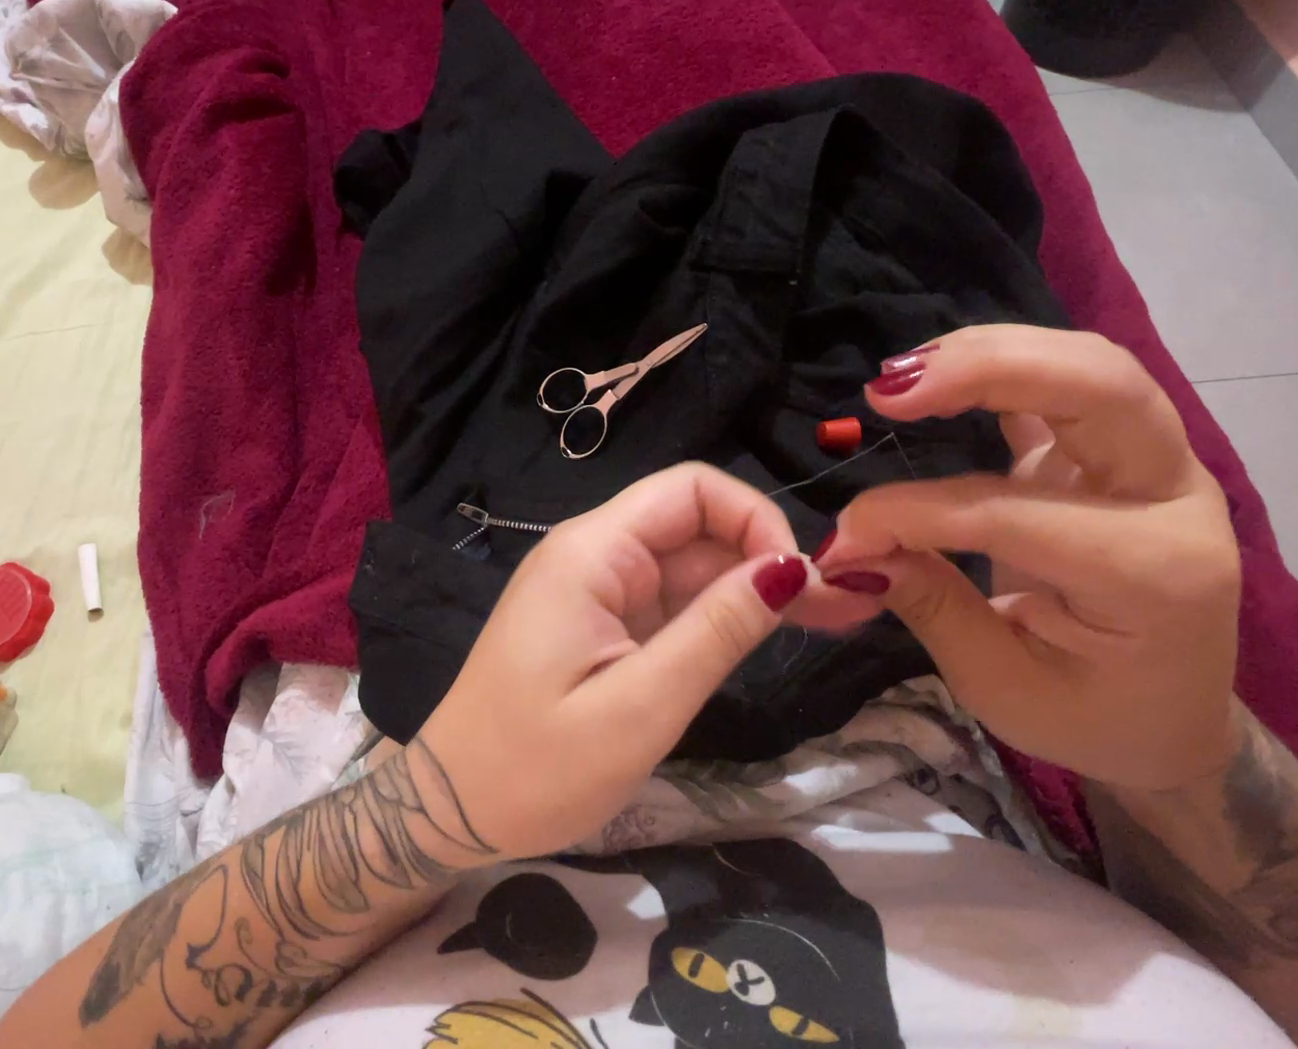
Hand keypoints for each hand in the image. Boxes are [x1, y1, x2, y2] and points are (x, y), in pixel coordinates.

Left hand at [417, 463, 810, 860]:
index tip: (802, 579)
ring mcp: (596, 590)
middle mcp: (593, 555)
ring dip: (753, 588)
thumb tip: (791, 566)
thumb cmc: (536, 768)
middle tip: (843, 608)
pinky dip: (720, 617)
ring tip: (832, 621)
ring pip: (690, 566)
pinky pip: (670, 603)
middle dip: (768, 556)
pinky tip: (772, 635)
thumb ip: (717, 631)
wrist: (454, 810)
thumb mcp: (640, 705)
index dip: (755, 517)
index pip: (691, 489)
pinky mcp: (601, 625)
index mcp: (591, 554)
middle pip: (696, 525)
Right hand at [812, 325, 1243, 791]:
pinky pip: (1069, 386)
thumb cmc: (1092, 718)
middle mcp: (1171, 501)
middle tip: (884, 391)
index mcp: (1151, 575)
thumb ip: (929, 605)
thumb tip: (848, 550)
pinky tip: (939, 371)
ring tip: (900, 377)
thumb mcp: (1001, 685)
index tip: (842, 536)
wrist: (1172, 720)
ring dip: (990, 354)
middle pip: (1098, 389)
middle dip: (985, 371)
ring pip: (1089, 367)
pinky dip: (1003, 365)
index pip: (1011, 513)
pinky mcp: (1115, 458)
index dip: (913, 514)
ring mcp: (1152, 468)